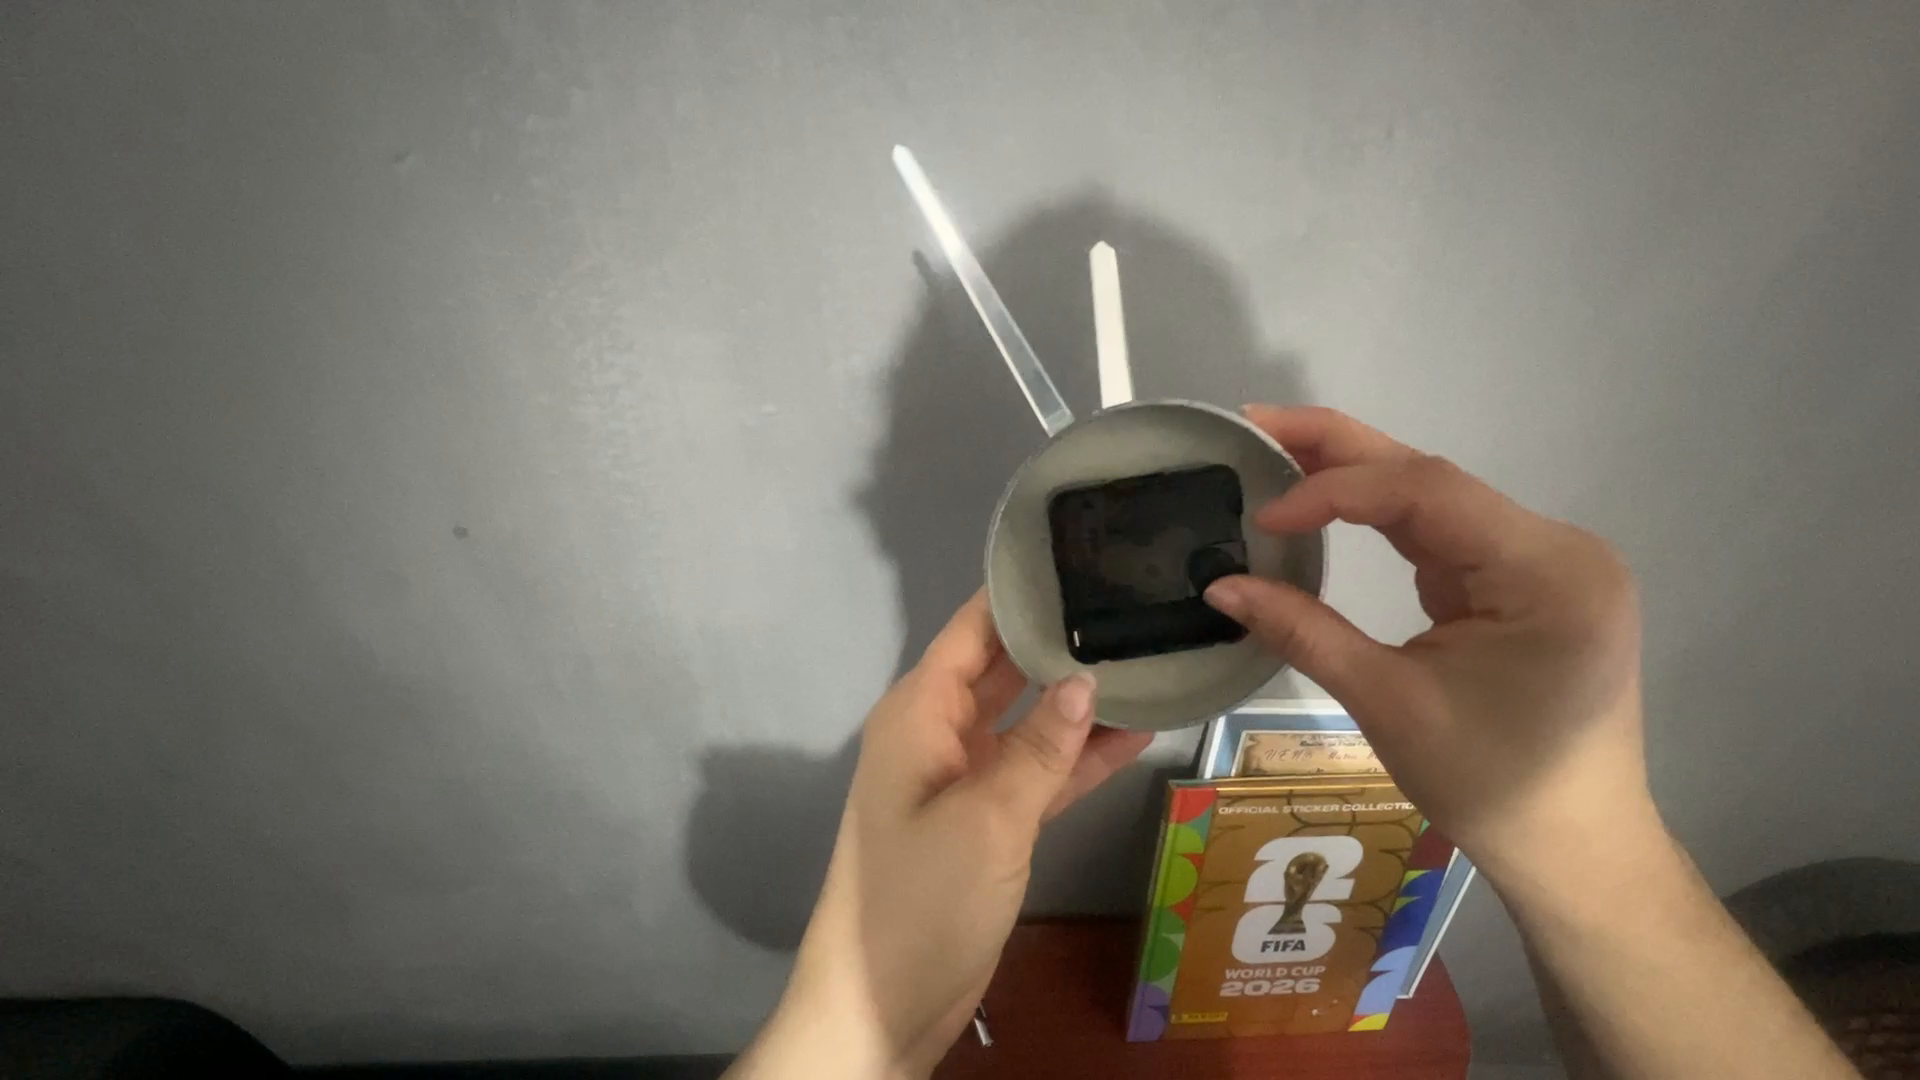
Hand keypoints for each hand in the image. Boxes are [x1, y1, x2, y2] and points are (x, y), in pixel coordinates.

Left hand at [731, 592, 1151, 1079]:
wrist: (883, 1004)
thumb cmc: (921, 895)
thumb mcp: (987, 816)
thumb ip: (1039, 747)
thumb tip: (1084, 679)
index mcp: (920, 711)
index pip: (971, 630)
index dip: (1016, 596)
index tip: (1074, 560)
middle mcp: (940, 732)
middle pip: (1003, 669)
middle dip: (1056, 642)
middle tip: (1125, 605)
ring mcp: (966, 777)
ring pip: (1027, 722)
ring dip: (1077, 702)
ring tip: (1145, 661)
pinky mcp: (989, 819)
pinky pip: (1038, 772)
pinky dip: (1077, 757)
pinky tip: (1135, 733)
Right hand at [1203, 407, 1648, 882]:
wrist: (1573, 848)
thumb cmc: (1491, 783)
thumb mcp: (1387, 703)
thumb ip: (1302, 630)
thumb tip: (1219, 586)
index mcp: (1543, 571)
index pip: (1424, 493)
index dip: (1332, 490)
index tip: (1262, 518)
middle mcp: (1551, 548)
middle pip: (1429, 476)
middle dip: (1337, 446)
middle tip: (1255, 423)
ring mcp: (1537, 562)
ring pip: (1430, 498)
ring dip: (1351, 474)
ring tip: (1274, 451)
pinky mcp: (1515, 583)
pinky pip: (1436, 531)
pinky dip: (1374, 514)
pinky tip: (1324, 500)